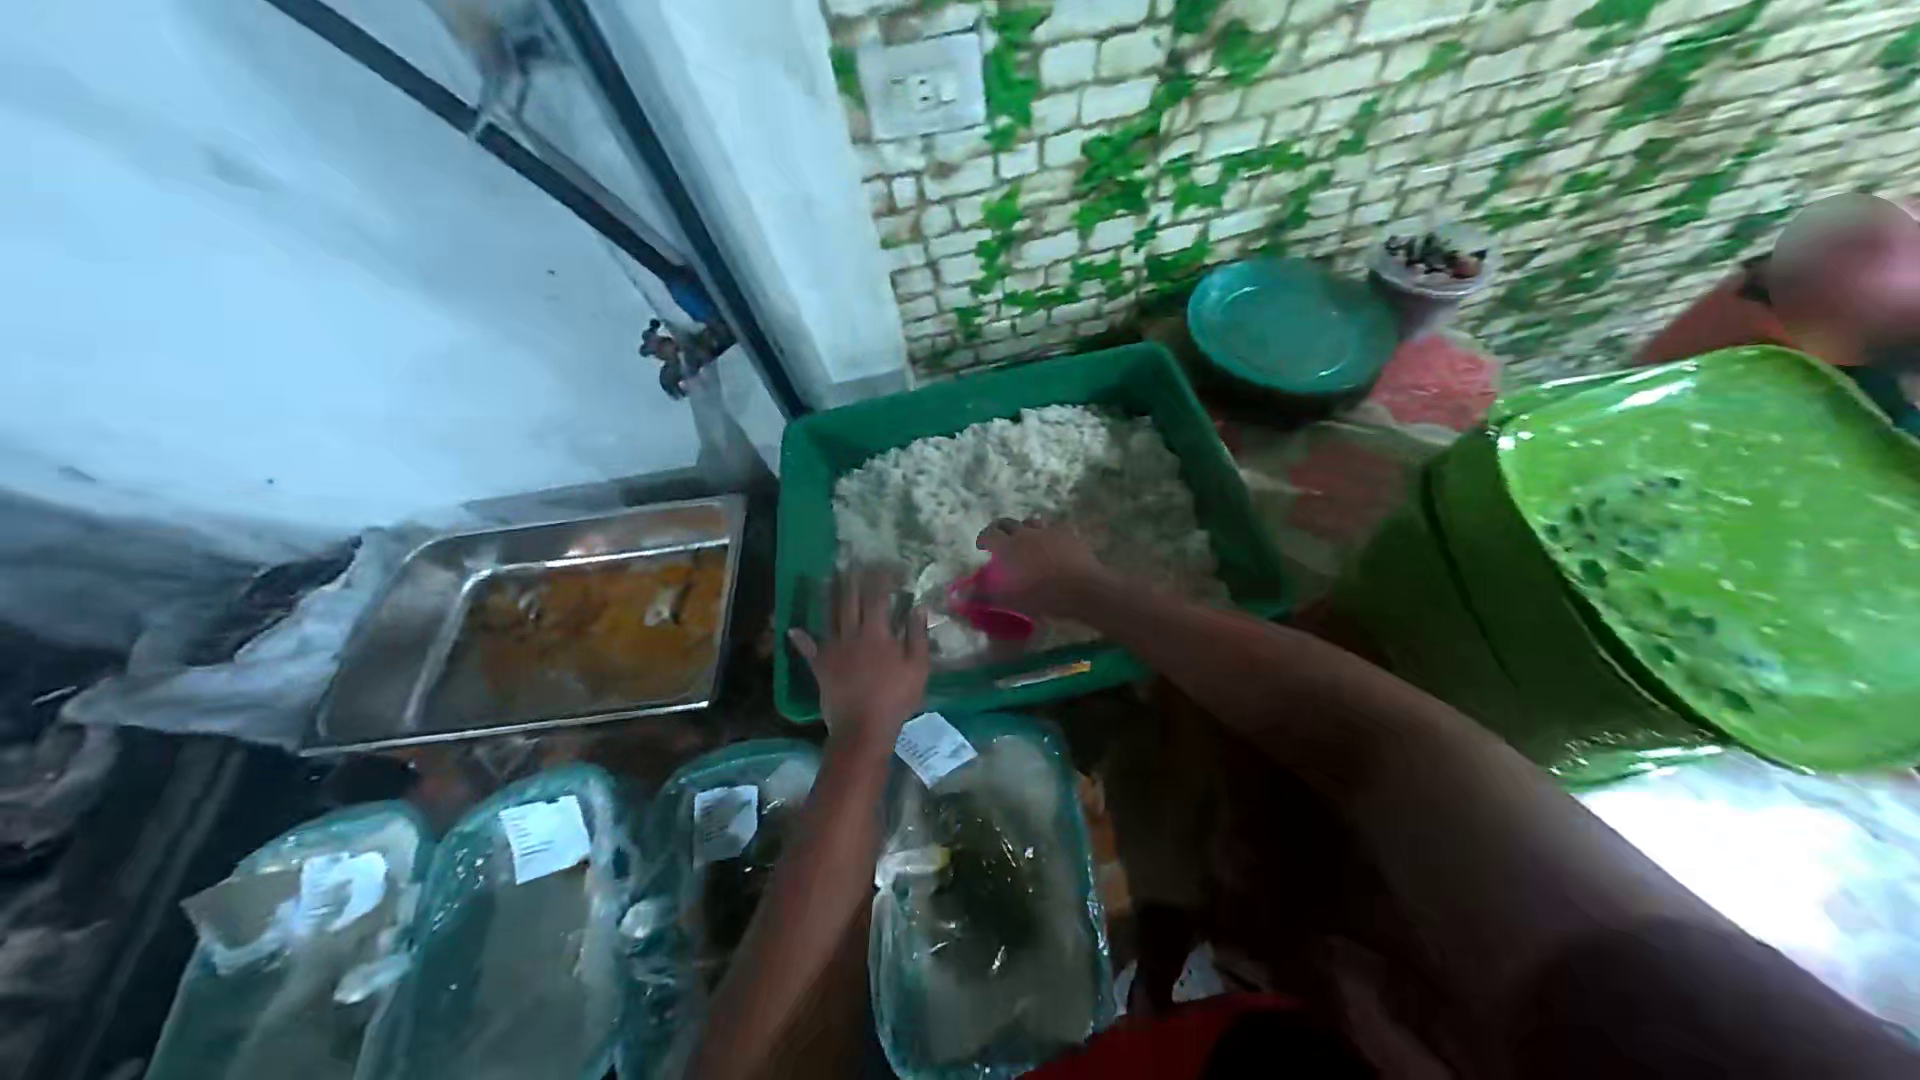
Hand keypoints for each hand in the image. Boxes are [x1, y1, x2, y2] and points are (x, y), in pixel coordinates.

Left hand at [789, 568, 927, 742]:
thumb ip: (916, 636)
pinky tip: (794, 629)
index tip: (882, 565)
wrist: (863, 727)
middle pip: (851, 601)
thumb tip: (918, 607)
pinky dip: (802, 638)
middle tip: (852, 563)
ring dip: (830, 596)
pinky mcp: (821, 666)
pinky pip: (808, 649)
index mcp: (878, 634)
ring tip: (829, 578)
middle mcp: (853, 634)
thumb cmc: (896, 698)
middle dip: (852, 580)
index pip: (878, 598)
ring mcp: (833, 649)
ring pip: (830, 616)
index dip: (880, 579)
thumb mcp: (918, 668)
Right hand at [974, 519, 1113, 616]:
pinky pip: (1055, 528)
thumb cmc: (1040, 597)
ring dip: (1025, 528)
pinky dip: (1050, 533)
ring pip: (1031, 521)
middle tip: (1000, 540)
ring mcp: (1048, 531)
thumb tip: (959, 595)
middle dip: (1000, 529)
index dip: (983, 538)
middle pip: (1007, 522)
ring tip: (1026, 539)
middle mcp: (1024, 533)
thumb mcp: (1007, 600)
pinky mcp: (1068, 534)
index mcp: (1007, 547)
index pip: (988, 534)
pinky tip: (1053, 543)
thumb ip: (981, 594)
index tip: (982, 547)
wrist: (1081, 589)